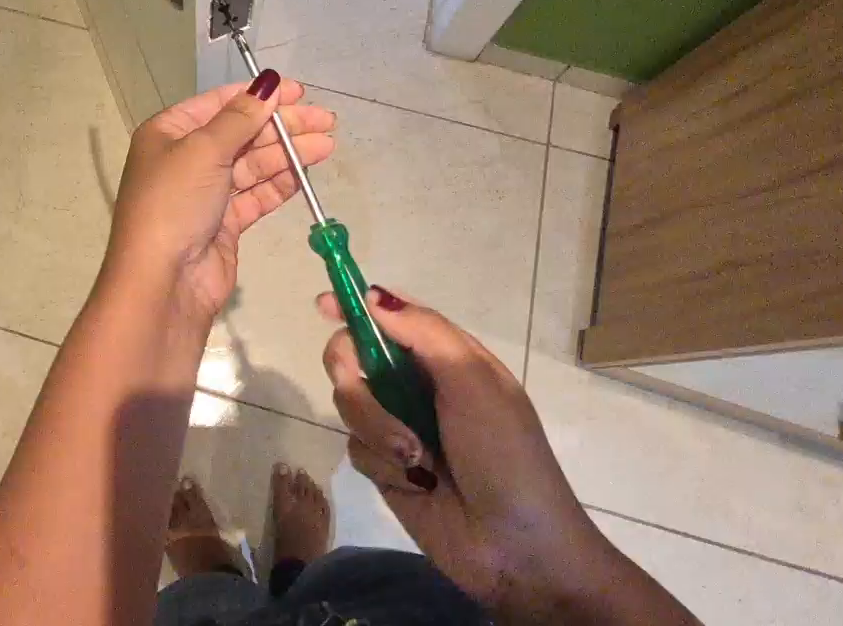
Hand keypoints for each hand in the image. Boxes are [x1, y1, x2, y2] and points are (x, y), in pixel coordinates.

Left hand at [104, 71, 334, 319]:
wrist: (163, 281)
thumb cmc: (174, 202)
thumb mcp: (204, 150)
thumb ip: (240, 117)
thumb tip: (268, 82)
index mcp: (168, 133)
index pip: (219, 104)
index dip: (259, 95)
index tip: (298, 92)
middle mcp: (185, 159)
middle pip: (241, 133)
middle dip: (281, 126)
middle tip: (325, 121)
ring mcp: (205, 193)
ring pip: (252, 165)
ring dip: (287, 154)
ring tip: (325, 147)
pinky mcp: (223, 224)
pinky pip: (255, 196)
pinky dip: (279, 185)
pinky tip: (303, 175)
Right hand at [320, 289, 698, 624]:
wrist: (517, 548)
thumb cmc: (505, 452)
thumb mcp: (474, 380)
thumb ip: (424, 331)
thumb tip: (373, 295)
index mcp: (442, 355)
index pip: (390, 315)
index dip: (356, 305)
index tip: (324, 304)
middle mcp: (413, 384)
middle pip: (353, 353)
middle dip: (352, 369)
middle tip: (356, 379)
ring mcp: (396, 424)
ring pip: (348, 401)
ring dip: (378, 426)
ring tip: (416, 457)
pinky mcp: (383, 465)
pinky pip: (356, 446)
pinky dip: (384, 463)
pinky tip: (417, 482)